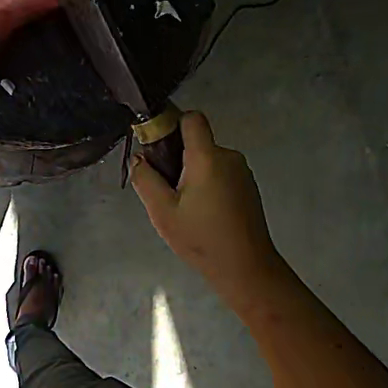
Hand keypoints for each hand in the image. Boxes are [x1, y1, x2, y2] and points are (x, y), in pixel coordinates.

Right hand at [131, 112, 283, 293]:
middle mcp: (228, 157)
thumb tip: (138, 159)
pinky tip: (202, 214)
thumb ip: (145, 179)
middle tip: (166, 192)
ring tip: (184, 209)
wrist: (247, 268)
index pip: (191, 118)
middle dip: (177, 159)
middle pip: (196, 142)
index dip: (171, 123)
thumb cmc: (202, 239)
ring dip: (192, 175)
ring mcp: (242, 172)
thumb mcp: (162, 212)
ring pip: (207, 160)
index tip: (157, 147)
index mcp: (207, 158)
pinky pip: (220, 174)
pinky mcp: (248, 187)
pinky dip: (207, 186)